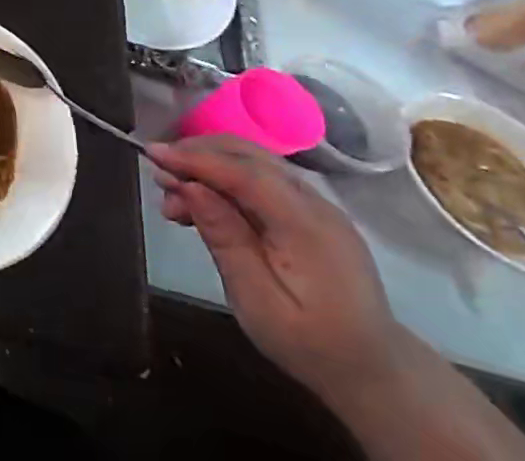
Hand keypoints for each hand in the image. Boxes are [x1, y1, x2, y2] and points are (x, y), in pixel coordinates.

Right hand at [149, 136, 404, 398]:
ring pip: (253, 162)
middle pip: (249, 156)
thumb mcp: (258, 302)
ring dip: (207, 166)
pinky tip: (200, 201)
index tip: (152, 153)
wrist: (372, 370)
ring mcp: (315, 203)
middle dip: (197, 155)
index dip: (196, 158)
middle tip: (156, 174)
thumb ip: (225, 240)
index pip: (245, 173)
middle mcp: (314, 202)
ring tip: (172, 195)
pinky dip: (225, 179)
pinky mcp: (308, 211)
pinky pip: (261, 180)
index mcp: (306, 226)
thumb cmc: (310, 344)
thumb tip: (190, 187)